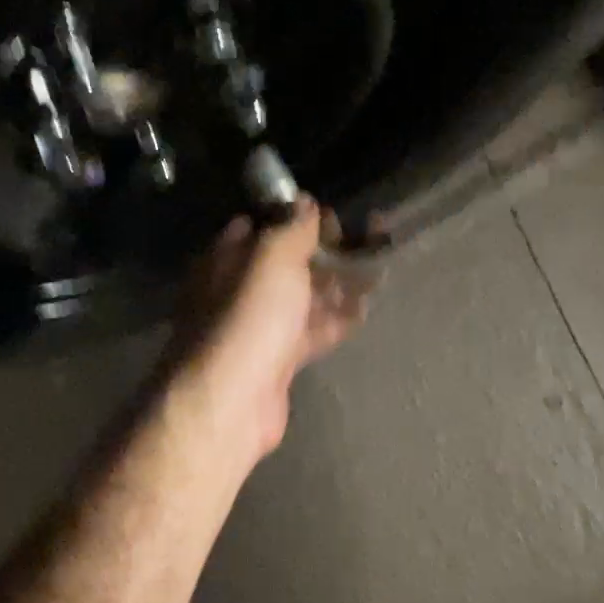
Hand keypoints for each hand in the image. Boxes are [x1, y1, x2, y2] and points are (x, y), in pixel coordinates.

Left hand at [169, 198, 370, 457]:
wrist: (230, 400)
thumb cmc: (248, 318)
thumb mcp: (271, 258)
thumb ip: (290, 228)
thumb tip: (303, 202)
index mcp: (226, 258)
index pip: (260, 226)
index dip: (296, 216)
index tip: (333, 213)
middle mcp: (237, 290)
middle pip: (286, 262)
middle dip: (325, 248)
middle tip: (368, 236)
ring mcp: (257, 327)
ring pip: (302, 297)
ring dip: (337, 282)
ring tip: (378, 265)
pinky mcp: (277, 360)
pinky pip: (311, 331)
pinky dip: (336, 318)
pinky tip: (365, 307)